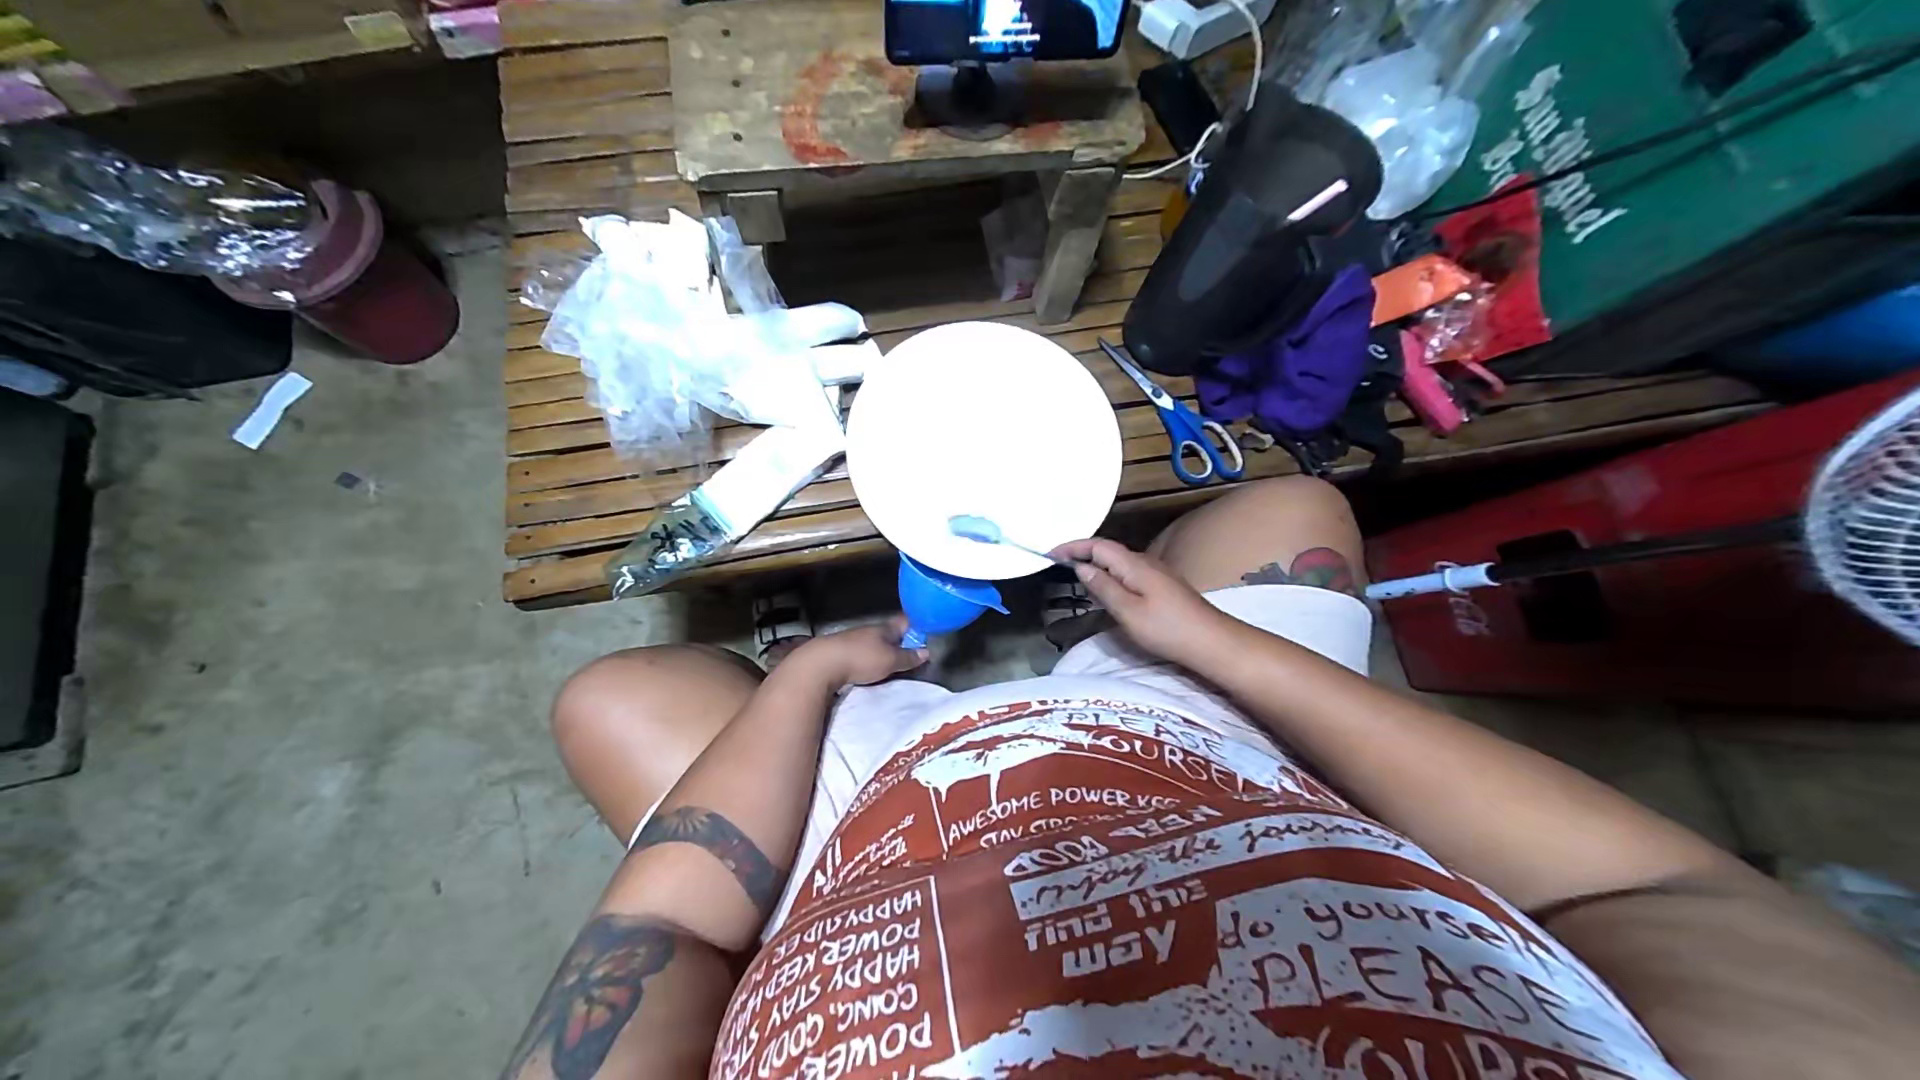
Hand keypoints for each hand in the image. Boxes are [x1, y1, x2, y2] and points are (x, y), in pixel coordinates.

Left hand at [788, 616, 927, 688]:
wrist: (822, 663)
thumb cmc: (862, 658)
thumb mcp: (890, 660)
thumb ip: (908, 657)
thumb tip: (926, 652)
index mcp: (884, 628)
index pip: (904, 622)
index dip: (915, 626)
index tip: (924, 635)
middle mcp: (869, 630)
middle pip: (889, 633)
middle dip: (899, 641)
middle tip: (910, 654)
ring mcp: (853, 640)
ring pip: (874, 642)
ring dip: (882, 651)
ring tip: (891, 664)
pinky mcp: (841, 652)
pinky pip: (861, 653)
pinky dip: (868, 658)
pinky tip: (869, 667)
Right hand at [1051, 538, 1233, 666]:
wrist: (1212, 642)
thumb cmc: (1167, 628)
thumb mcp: (1127, 611)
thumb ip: (1103, 587)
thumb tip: (1082, 567)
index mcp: (1134, 564)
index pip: (1098, 545)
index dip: (1073, 546)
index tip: (1050, 553)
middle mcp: (1145, 562)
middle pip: (1108, 550)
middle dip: (1082, 552)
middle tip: (1057, 564)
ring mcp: (1156, 573)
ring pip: (1119, 562)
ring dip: (1096, 564)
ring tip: (1075, 575)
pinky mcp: (1162, 586)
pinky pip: (1128, 572)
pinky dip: (1110, 575)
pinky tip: (1105, 590)